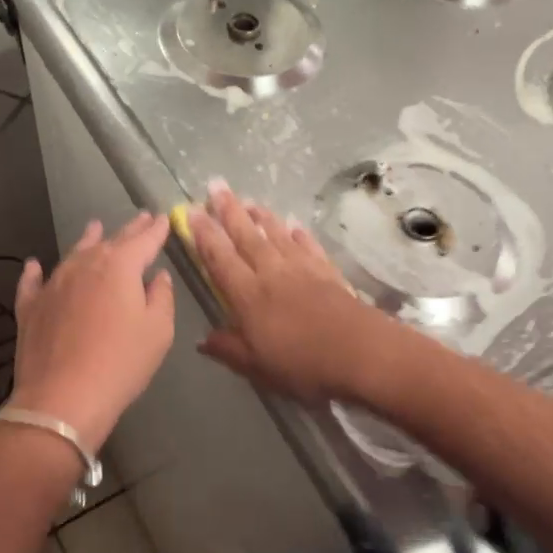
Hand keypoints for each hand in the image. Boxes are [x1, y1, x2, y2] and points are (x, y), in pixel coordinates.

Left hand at [7, 213, 175, 446]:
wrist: (62, 398)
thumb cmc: (121, 363)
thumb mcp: (158, 332)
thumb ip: (161, 297)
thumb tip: (157, 276)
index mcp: (120, 267)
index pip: (144, 240)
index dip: (156, 229)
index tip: (162, 218)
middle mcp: (85, 265)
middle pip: (110, 241)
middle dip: (128, 230)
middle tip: (139, 217)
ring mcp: (53, 284)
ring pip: (73, 254)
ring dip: (86, 240)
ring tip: (94, 228)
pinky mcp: (30, 307)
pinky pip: (33, 282)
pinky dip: (35, 271)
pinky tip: (34, 265)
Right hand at [188, 183, 391, 403]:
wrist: (361, 353)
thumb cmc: (302, 365)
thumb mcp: (256, 366)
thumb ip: (228, 349)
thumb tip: (202, 340)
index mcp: (248, 295)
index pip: (219, 258)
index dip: (204, 235)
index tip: (191, 211)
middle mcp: (271, 274)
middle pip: (246, 237)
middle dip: (229, 211)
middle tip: (217, 185)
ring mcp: (302, 269)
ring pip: (276, 235)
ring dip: (261, 217)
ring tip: (249, 201)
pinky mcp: (327, 272)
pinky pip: (308, 246)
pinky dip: (298, 234)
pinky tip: (293, 225)